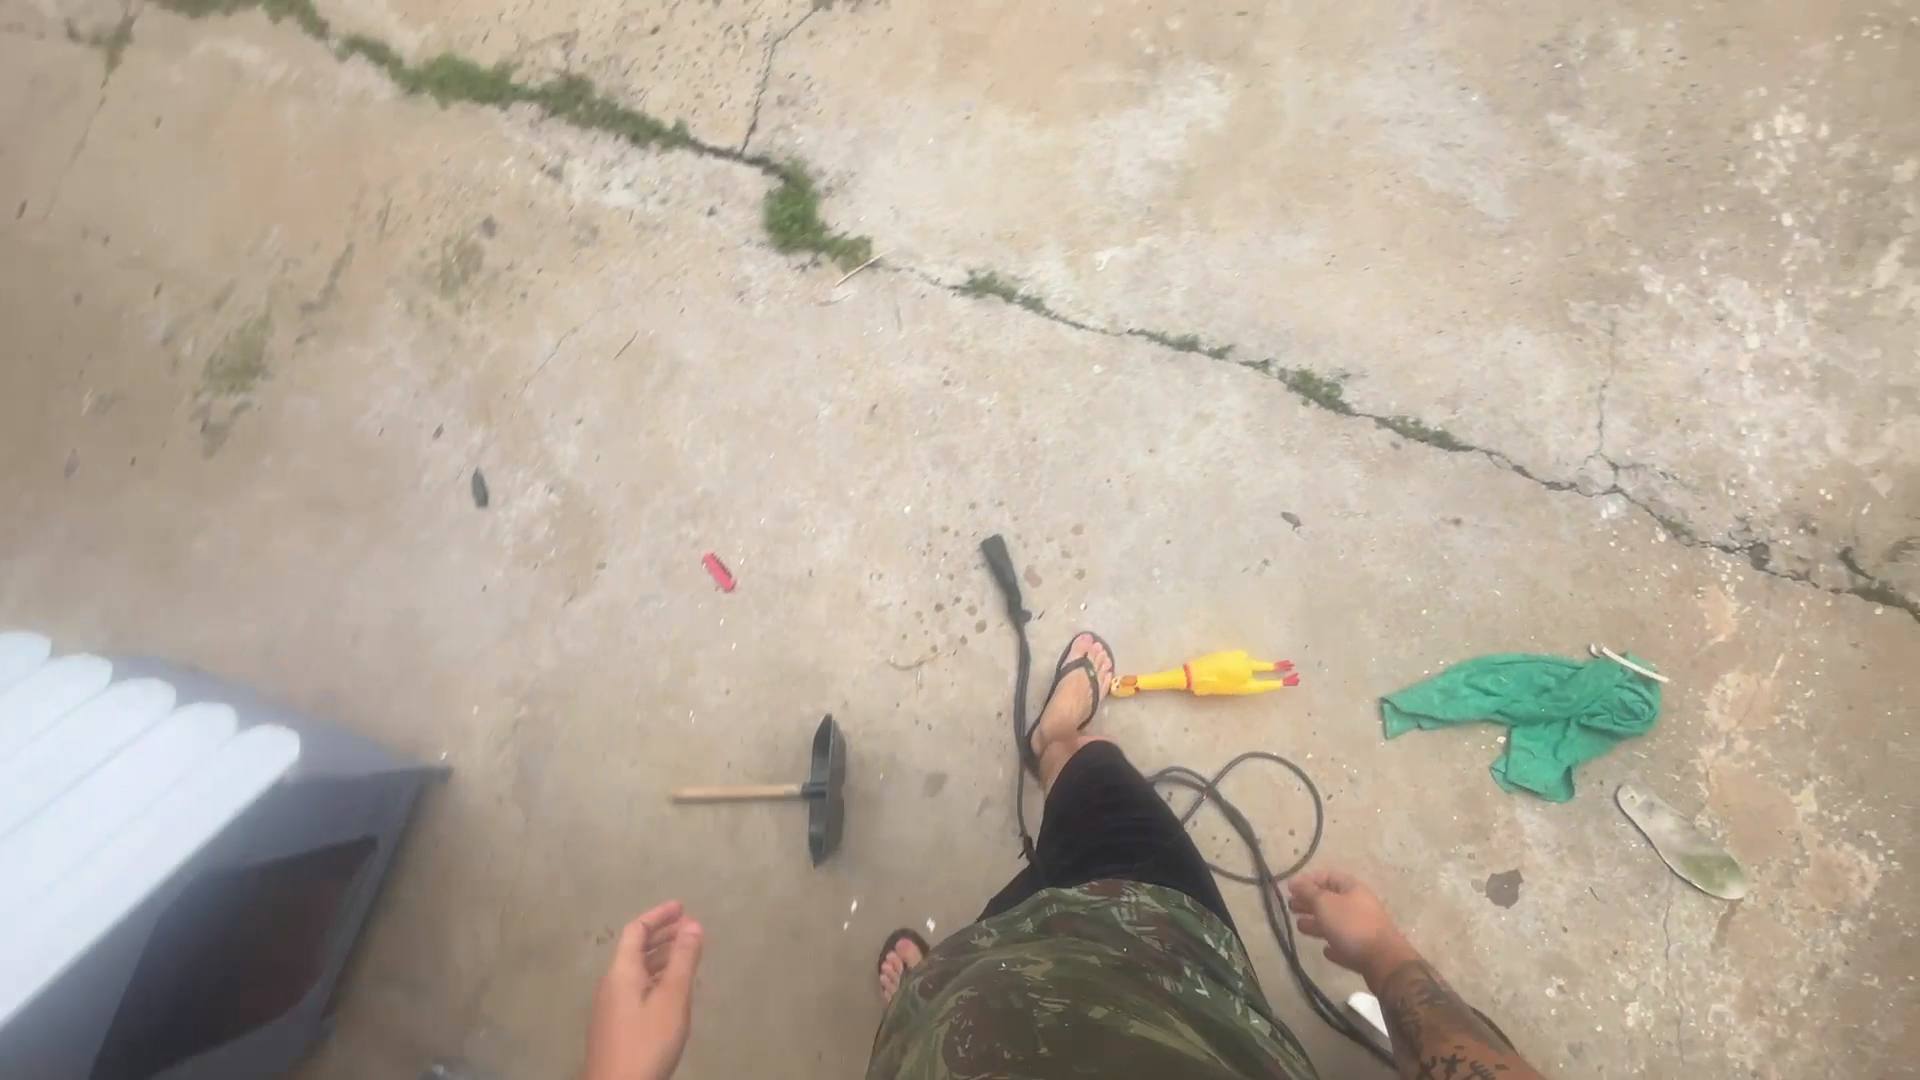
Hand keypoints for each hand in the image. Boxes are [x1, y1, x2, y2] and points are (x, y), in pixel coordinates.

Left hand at [584, 901, 703, 1079]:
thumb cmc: (646, 1042)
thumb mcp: (672, 997)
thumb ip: (683, 958)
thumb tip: (692, 923)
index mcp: (621, 972)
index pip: (636, 930)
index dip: (659, 915)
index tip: (683, 907)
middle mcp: (611, 985)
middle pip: (635, 949)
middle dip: (662, 934)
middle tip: (690, 928)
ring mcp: (610, 1009)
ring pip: (637, 971)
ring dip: (661, 957)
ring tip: (688, 955)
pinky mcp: (615, 1028)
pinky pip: (637, 988)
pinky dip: (656, 977)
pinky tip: (673, 991)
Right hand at [1285, 869, 1414, 983]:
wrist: (1384, 963)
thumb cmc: (1351, 925)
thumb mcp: (1324, 903)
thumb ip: (1307, 891)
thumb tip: (1293, 882)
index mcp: (1352, 888)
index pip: (1327, 876)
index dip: (1308, 880)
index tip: (1291, 889)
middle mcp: (1359, 905)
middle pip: (1330, 900)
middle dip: (1309, 903)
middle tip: (1291, 907)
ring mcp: (1364, 930)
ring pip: (1335, 923)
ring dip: (1316, 924)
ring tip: (1299, 927)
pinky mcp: (1366, 952)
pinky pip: (1345, 944)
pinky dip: (1334, 944)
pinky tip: (1325, 950)